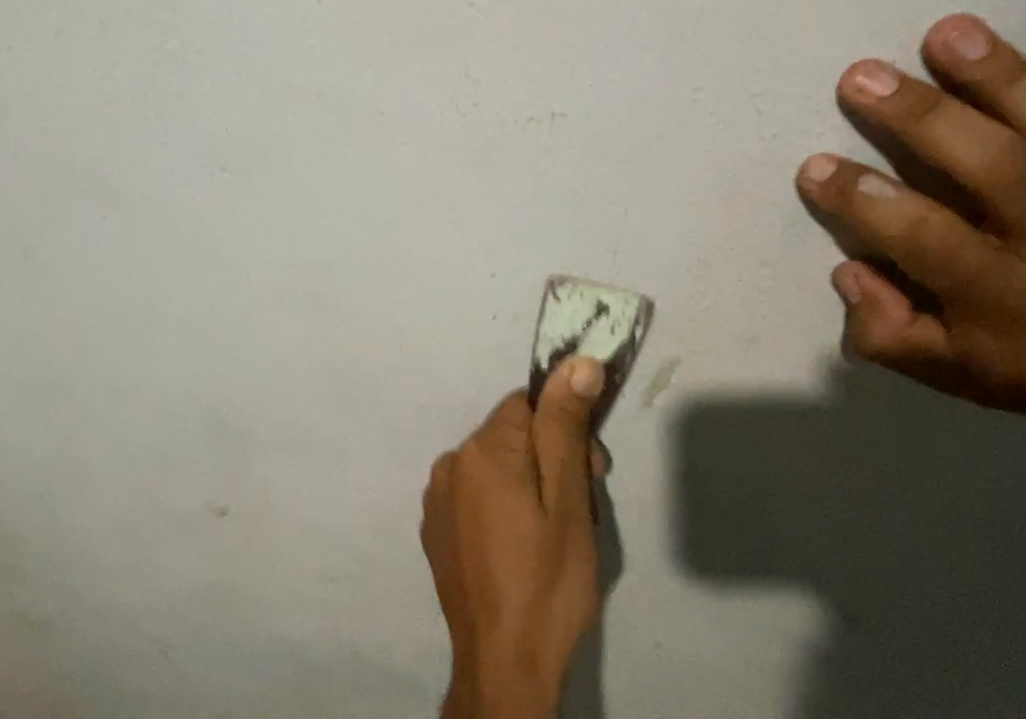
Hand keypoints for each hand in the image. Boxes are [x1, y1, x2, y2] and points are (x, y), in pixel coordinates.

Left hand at [421, 358, 607, 718]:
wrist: (503, 663)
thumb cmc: (547, 581)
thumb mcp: (567, 501)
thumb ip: (565, 427)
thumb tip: (575, 362)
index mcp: (481, 450)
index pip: (528, 404)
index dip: (565, 430)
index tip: (588, 472)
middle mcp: (449, 464)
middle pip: (511, 435)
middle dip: (549, 457)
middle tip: (576, 509)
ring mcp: (438, 500)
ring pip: (495, 466)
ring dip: (526, 483)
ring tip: (550, 534)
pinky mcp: (436, 531)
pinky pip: (475, 496)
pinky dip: (501, 507)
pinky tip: (520, 548)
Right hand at [796, 0, 1025, 446]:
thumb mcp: (958, 376)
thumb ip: (888, 332)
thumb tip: (846, 270)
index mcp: (1004, 298)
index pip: (924, 240)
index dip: (865, 203)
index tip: (815, 166)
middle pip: (996, 170)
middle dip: (923, 118)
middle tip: (862, 76)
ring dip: (1008, 78)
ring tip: (949, 33)